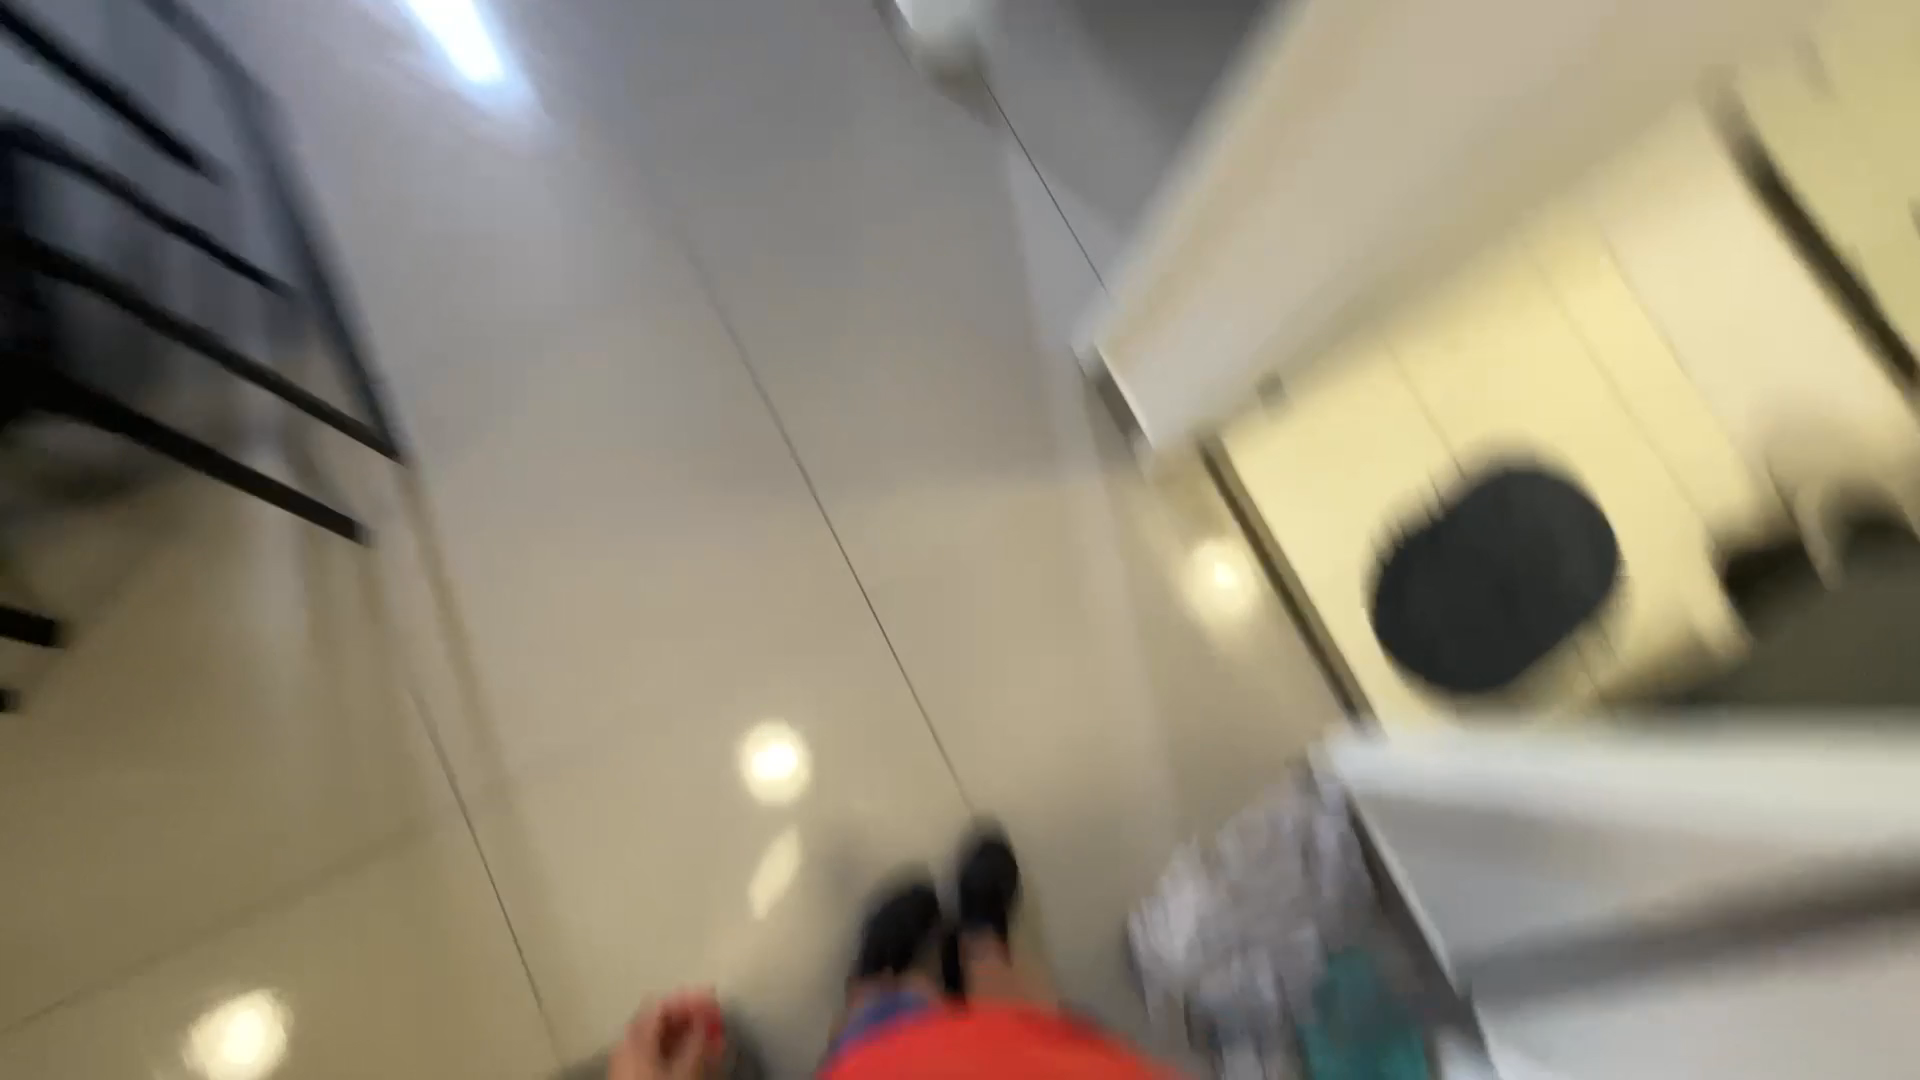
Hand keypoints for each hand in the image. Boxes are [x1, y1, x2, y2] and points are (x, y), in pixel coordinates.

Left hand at [607, 993, 724, 1079]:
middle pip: (663, 1019)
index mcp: (634, 1038)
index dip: (690, 996)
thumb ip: (698, 1035)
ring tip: (716, 1038)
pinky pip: (662, 1056)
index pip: (662, 1003)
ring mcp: (630, 1066)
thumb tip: (709, 1014)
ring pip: (665, 1039)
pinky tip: (702, 1057)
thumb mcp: (685, 1067)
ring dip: (692, 1034)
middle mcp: (628, 1047)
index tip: (713, 998)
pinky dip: (683, 1051)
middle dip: (693, 1015)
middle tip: (716, 1017)